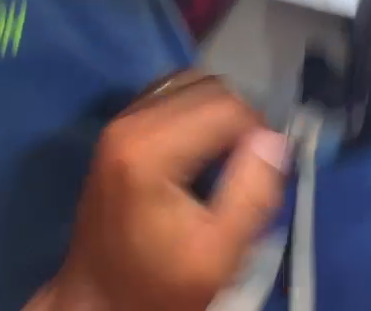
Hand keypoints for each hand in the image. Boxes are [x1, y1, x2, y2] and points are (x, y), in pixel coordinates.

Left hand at [34, 80, 287, 310]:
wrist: (95, 304)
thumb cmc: (158, 285)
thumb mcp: (218, 257)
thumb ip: (252, 195)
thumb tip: (274, 139)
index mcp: (150, 151)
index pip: (227, 106)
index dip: (258, 130)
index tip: (266, 167)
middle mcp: (131, 121)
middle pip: (211, 87)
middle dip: (241, 117)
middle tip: (251, 161)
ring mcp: (122, 119)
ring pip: (194, 82)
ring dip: (220, 109)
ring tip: (228, 152)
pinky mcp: (120, 124)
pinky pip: (173, 91)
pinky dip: (197, 106)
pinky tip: (202, 143)